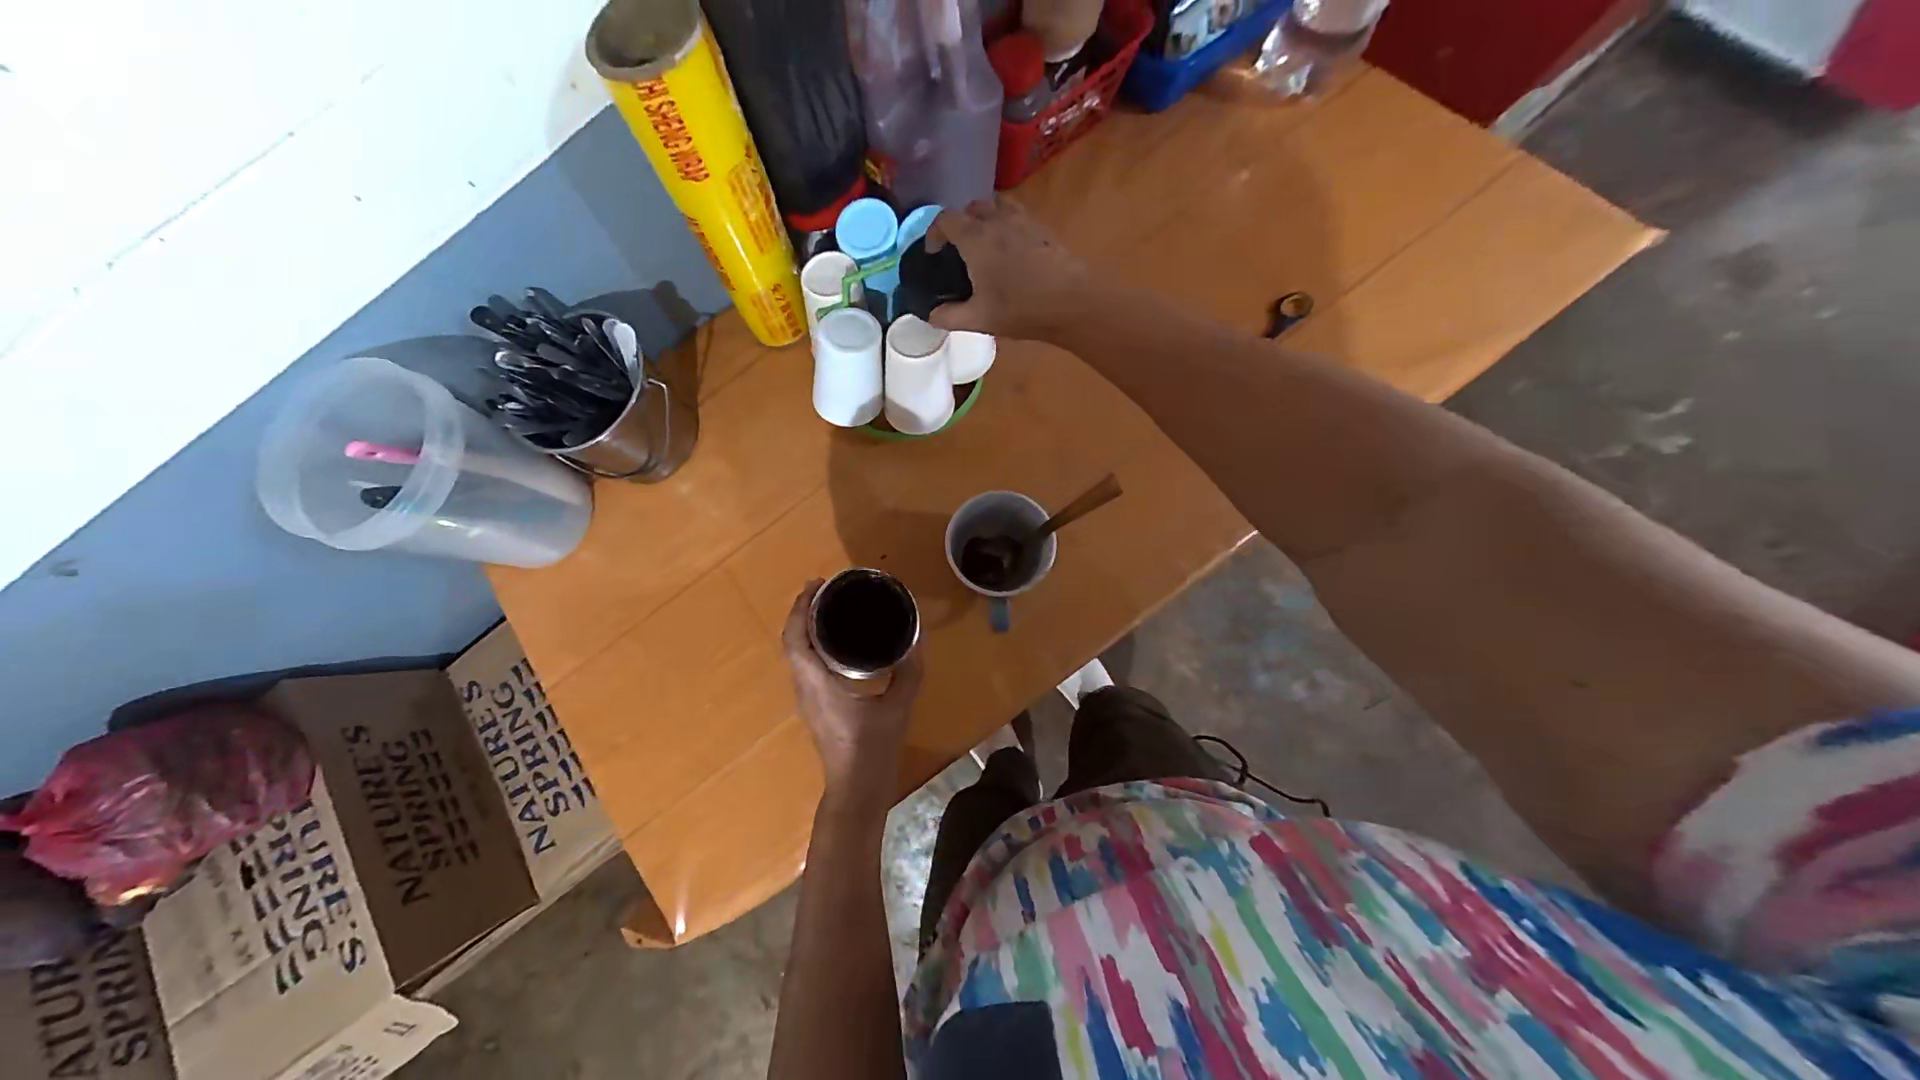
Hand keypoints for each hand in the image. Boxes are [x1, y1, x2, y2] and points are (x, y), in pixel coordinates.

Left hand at [781, 580, 923, 797]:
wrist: (856, 789)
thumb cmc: (873, 747)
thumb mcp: (898, 705)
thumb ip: (909, 671)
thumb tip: (917, 638)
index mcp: (816, 682)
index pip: (795, 637)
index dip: (800, 607)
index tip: (816, 585)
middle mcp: (804, 687)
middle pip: (792, 641)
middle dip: (803, 611)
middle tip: (826, 591)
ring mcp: (807, 699)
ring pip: (797, 655)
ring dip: (806, 628)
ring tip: (830, 610)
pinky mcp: (815, 707)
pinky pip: (806, 666)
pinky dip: (814, 646)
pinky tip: (837, 643)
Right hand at [926, 197, 1092, 341]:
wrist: (1071, 301)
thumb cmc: (1020, 309)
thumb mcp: (979, 319)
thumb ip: (949, 316)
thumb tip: (931, 316)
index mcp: (975, 238)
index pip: (946, 219)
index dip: (934, 232)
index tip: (934, 252)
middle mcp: (996, 221)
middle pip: (971, 207)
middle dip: (960, 223)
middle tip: (959, 248)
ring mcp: (1022, 220)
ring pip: (996, 205)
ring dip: (985, 218)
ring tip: (984, 242)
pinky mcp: (1042, 228)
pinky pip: (1017, 214)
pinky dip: (1007, 223)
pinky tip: (1011, 248)